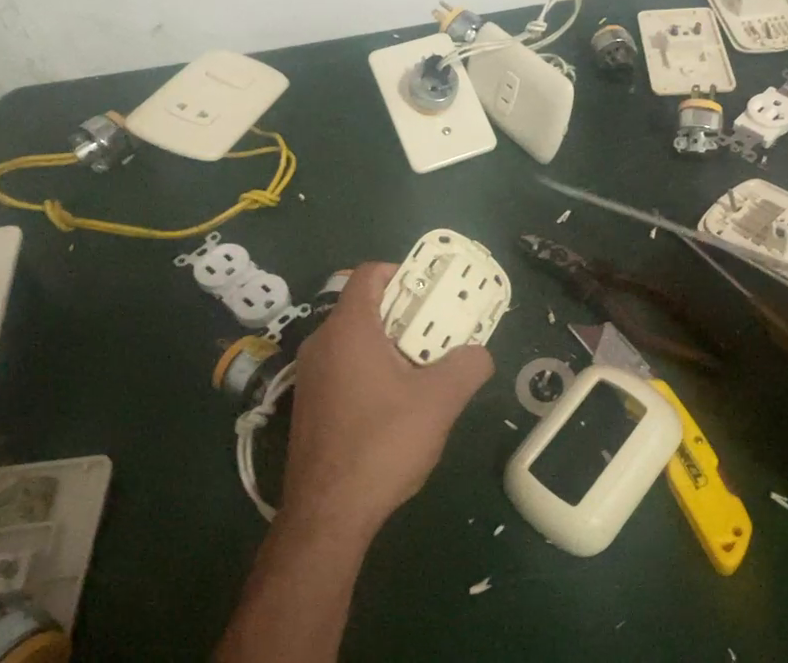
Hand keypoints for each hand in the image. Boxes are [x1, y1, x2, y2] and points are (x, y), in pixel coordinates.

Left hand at [280, 262, 493, 532]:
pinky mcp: (309, 406)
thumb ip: (467, 365)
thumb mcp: (440, 401)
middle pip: (366, 308)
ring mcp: (310, 377)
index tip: (435, 293)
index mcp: (348, 329)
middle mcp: (321, 344)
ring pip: (356, 342)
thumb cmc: (383, 443)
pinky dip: (373, 370)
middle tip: (442, 334)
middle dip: (407, 315)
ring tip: (427, 371)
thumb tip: (478, 354)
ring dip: (392, 346)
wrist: (328, 514)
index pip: (370, 274)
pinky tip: (399, 405)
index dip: (405, 273)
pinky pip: (344, 369)